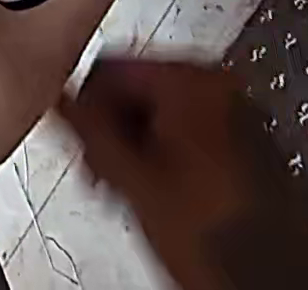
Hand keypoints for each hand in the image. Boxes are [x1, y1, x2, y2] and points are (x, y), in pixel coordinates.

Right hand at [56, 57, 307, 289]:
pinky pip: (184, 130)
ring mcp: (240, 115)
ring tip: (123, 183)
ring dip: (131, 144)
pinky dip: (162, 153)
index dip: (83, 102)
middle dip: (108, 127)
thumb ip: (87, 126)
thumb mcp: (134, 179)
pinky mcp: (249, 145)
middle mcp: (222, 87)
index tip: (76, 130)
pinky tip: (154, 189)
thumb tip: (57, 94)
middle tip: (98, 165)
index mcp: (196, 80)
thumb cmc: (229, 243)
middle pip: (134, 89)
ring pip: (156, 112)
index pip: (108, 65)